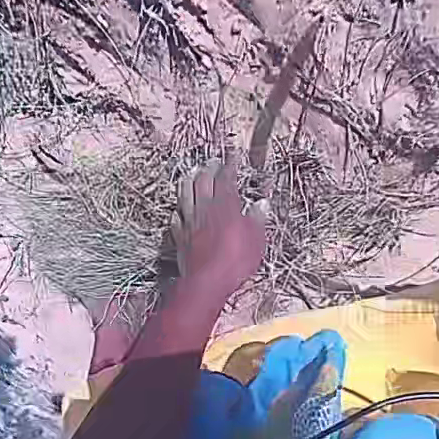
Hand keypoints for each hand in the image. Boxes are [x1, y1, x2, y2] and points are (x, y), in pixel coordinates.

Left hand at [173, 159, 267, 308]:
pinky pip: (176, 217)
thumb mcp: (256, 239)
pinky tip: (179, 209)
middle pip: (202, 182)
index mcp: (225, 205)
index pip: (225, 178)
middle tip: (211, 162)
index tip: (231, 157)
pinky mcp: (179, 236)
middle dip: (207, 169)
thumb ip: (257, 219)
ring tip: (191, 174)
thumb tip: (262, 203)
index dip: (228, 166)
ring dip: (188, 182)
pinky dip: (178, 209)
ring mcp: (189, 221)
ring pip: (185, 195)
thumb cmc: (236, 260)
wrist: (206, 281)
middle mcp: (204, 208)